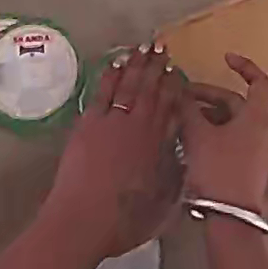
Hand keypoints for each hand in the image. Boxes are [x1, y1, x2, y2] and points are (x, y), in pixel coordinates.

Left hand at [41, 47, 184, 260]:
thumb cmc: (122, 222)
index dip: (175, 87)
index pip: (171, 107)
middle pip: (151, 89)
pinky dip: (111, 75)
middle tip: (162, 47)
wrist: (81, 220)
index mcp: (158, 145)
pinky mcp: (89, 123)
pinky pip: (103, 92)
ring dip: (137, 64)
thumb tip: (185, 158)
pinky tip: (116, 63)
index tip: (178, 71)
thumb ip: (175, 180)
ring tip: (143, 46)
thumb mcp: (161, 207)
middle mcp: (138, 127)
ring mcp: (112, 122)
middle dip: (158, 67)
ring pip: (129, 85)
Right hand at [180, 53, 267, 209]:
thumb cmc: (218, 169)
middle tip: (182, 98)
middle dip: (208, 97)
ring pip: (232, 122)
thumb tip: (178, 89)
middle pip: (237, 102)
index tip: (225, 58)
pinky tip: (190, 139)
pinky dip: (213, 132)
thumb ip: (187, 108)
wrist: (230, 219)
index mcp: (256, 117)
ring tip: (181, 119)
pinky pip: (231, 139)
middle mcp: (262, 130)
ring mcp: (257, 150)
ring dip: (207, 115)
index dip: (244, 66)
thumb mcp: (198, 134)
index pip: (259, 81)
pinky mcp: (248, 166)